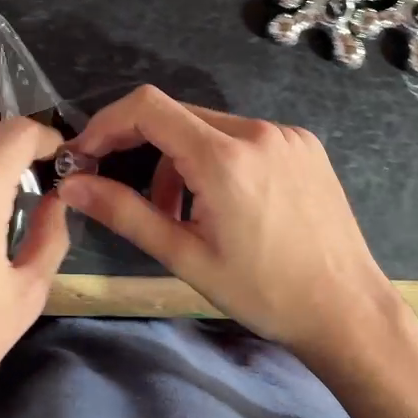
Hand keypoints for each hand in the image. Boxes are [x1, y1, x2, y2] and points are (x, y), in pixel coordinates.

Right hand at [56, 85, 398, 360]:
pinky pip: (243, 137)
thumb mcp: (185, 256)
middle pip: (177, 115)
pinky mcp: (304, 143)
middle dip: (141, 147)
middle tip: (127, 194)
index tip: (86, 155)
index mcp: (225, 158)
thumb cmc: (263, 292)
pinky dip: (217, 158)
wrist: (347, 310)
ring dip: (180, 158)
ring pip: (210, 127)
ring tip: (179, 212)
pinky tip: (223, 203)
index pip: (148, 107)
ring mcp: (286, 134)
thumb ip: (123, 212)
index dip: (107, 123)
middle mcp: (257, 131)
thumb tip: (70, 185)